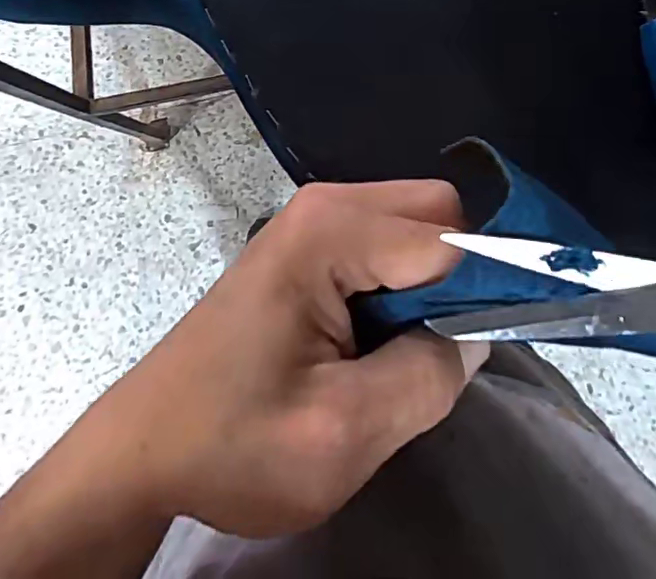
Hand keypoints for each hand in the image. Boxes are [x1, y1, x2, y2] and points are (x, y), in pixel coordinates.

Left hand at [0, 181, 488, 577]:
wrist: (145, 449)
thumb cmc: (231, 444)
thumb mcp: (341, 433)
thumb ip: (426, 377)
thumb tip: (478, 334)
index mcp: (330, 232)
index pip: (452, 238)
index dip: (492, 285)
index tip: (511, 337)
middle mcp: (326, 206)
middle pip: (438, 216)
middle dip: (462, 278)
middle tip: (447, 352)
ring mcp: (315, 221)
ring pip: (418, 230)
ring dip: (433, 288)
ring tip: (411, 353)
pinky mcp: (310, 246)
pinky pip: (388, 247)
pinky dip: (406, 287)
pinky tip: (382, 339)